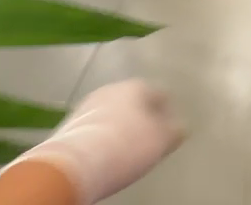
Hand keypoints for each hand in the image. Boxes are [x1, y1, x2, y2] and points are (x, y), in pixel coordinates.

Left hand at [7, 80, 184, 203]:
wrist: (72, 165)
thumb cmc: (125, 147)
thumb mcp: (160, 142)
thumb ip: (174, 132)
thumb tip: (182, 127)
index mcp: (137, 86)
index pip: (160, 94)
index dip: (167, 112)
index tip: (169, 128)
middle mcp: (112, 88)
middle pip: (133, 101)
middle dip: (141, 117)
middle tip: (147, 138)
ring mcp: (88, 105)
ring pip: (112, 113)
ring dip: (119, 127)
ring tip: (125, 150)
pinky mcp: (68, 125)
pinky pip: (94, 129)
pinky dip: (102, 138)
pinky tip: (104, 155)